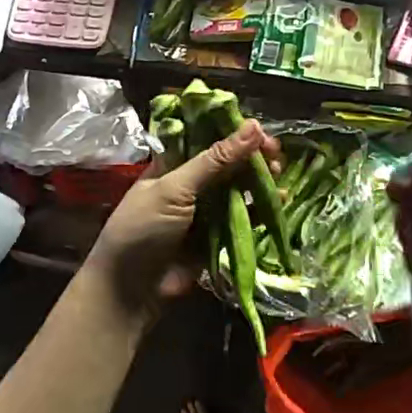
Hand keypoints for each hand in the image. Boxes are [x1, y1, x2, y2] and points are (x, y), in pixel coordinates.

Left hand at [85, 120, 275, 315]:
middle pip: (226, 164)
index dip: (232, 132)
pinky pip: (243, 218)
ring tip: (279, 174)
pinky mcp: (217, 237)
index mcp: (171, 166)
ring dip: (259, 181)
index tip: (259, 130)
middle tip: (276, 153)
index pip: (205, 139)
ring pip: (238, 190)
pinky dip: (260, 210)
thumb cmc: (143, 228)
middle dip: (251, 156)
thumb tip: (253, 126)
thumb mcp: (175, 188)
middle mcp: (189, 185)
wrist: (132, 286)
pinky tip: (279, 201)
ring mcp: (204, 212)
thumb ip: (214, 160)